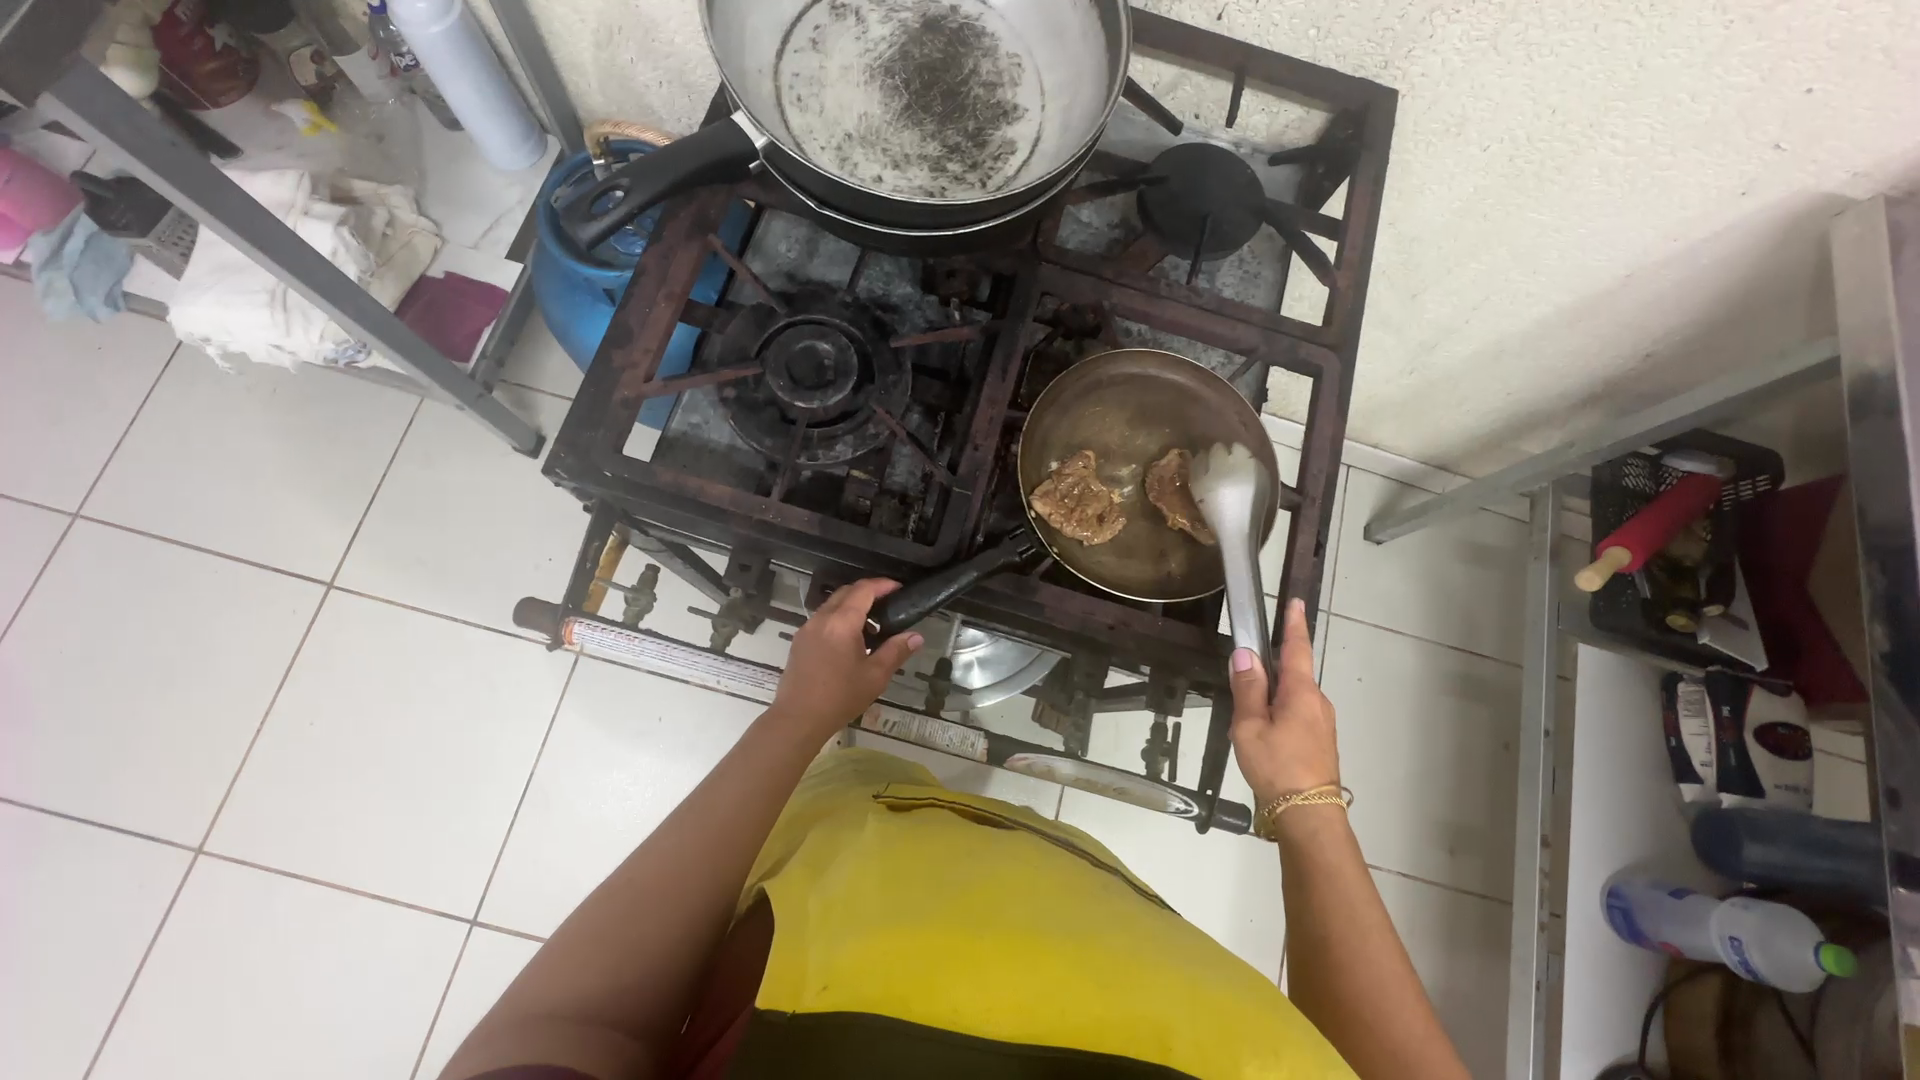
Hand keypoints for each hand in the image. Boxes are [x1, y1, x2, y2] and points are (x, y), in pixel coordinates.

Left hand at [770, 579, 923, 737]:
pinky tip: (850, 640)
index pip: (863, 590)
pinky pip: (822, 619)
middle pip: (845, 592)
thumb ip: (896, 651)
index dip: (883, 585)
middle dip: (867, 591)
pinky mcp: (799, 641)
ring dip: (852, 605)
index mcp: (842, 622)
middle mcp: (821, 618)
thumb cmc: (840, 697)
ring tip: (872, 624)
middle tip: (888, 603)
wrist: (798, 718)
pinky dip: (839, 618)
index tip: (899, 588)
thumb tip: (916, 637)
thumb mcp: (875, 676)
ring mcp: (807, 629)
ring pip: (832, 605)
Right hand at [1228, 597, 1339, 804]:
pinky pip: (1297, 715)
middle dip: (1270, 671)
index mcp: (1301, 692)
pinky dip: (1279, 715)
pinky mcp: (1321, 741)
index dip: (1294, 624)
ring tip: (1246, 721)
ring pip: (1293, 698)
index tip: (1296, 602)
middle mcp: (1318, 702)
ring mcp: (1322, 723)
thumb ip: (1248, 689)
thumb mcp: (1249, 726)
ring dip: (1272, 698)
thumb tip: (1246, 654)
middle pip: (1292, 674)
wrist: (1308, 815)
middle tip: (1243, 679)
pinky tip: (1262, 736)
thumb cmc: (1276, 766)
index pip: (1296, 648)